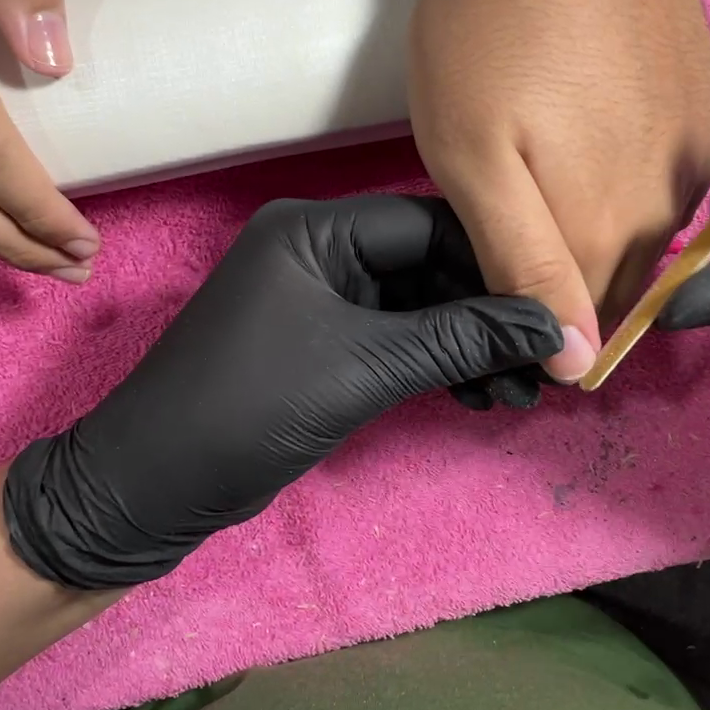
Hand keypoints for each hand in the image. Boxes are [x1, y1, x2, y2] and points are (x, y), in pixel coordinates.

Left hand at [2, 196, 564, 588]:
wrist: (156, 484)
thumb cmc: (250, 408)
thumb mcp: (364, 368)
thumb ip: (459, 339)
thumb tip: (553, 328)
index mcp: (314, 229)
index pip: (429, 225)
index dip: (495, 266)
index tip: (554, 313)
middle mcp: (315, 249)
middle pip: (426, 265)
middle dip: (484, 317)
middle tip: (540, 369)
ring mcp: (315, 297)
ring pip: (413, 307)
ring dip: (464, 347)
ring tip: (514, 394)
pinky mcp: (318, 342)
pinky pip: (391, 337)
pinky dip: (431, 364)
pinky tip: (472, 394)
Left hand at [410, 0, 709, 383]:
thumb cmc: (493, 33)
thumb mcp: (476, 166)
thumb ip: (528, 270)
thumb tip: (572, 362)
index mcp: (609, 230)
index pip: (587, 329)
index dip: (542, 337)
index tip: (500, 319)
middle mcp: (669, 204)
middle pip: (614, 286)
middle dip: (566, 292)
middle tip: (506, 252)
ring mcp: (694, 149)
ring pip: (639, 235)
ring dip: (594, 238)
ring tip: (543, 198)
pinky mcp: (700, 104)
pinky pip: (663, 180)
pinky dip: (623, 188)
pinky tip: (587, 151)